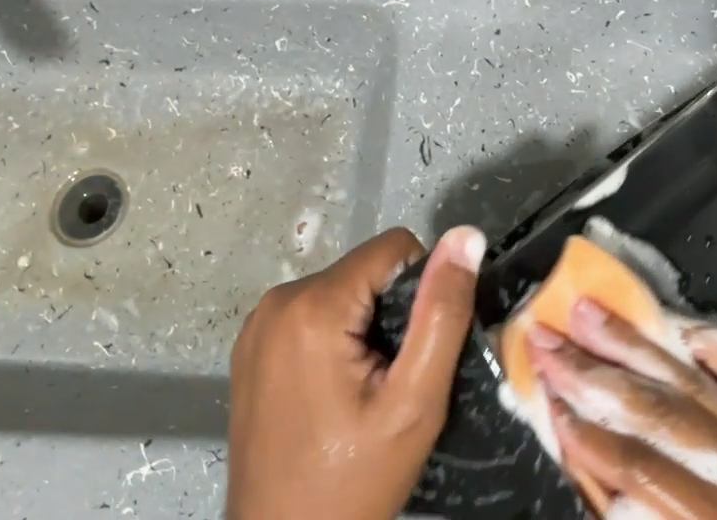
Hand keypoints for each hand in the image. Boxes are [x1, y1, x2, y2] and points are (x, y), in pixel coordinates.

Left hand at [226, 225, 484, 519]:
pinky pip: (312, 315)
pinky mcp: (250, 348)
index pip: (394, 248)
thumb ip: (442, 313)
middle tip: (393, 380)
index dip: (423, 290)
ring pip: (342, 292)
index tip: (417, 349)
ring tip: (366, 391)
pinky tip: (335, 394)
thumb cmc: (352, 480)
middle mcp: (278, 300)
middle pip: (365, 271)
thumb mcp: (414, 402)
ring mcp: (257, 325)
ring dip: (365, 327)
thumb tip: (465, 235)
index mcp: (314, 304)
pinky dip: (335, 340)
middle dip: (391, 313)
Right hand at [531, 299, 716, 519]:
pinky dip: (706, 344)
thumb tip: (568, 436)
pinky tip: (670, 320)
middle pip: (658, 410)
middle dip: (592, 371)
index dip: (584, 431)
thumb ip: (617, 500)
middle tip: (548, 341)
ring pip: (689, 380)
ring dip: (630, 343)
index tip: (545, 397)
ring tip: (588, 313)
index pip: (638, 463)